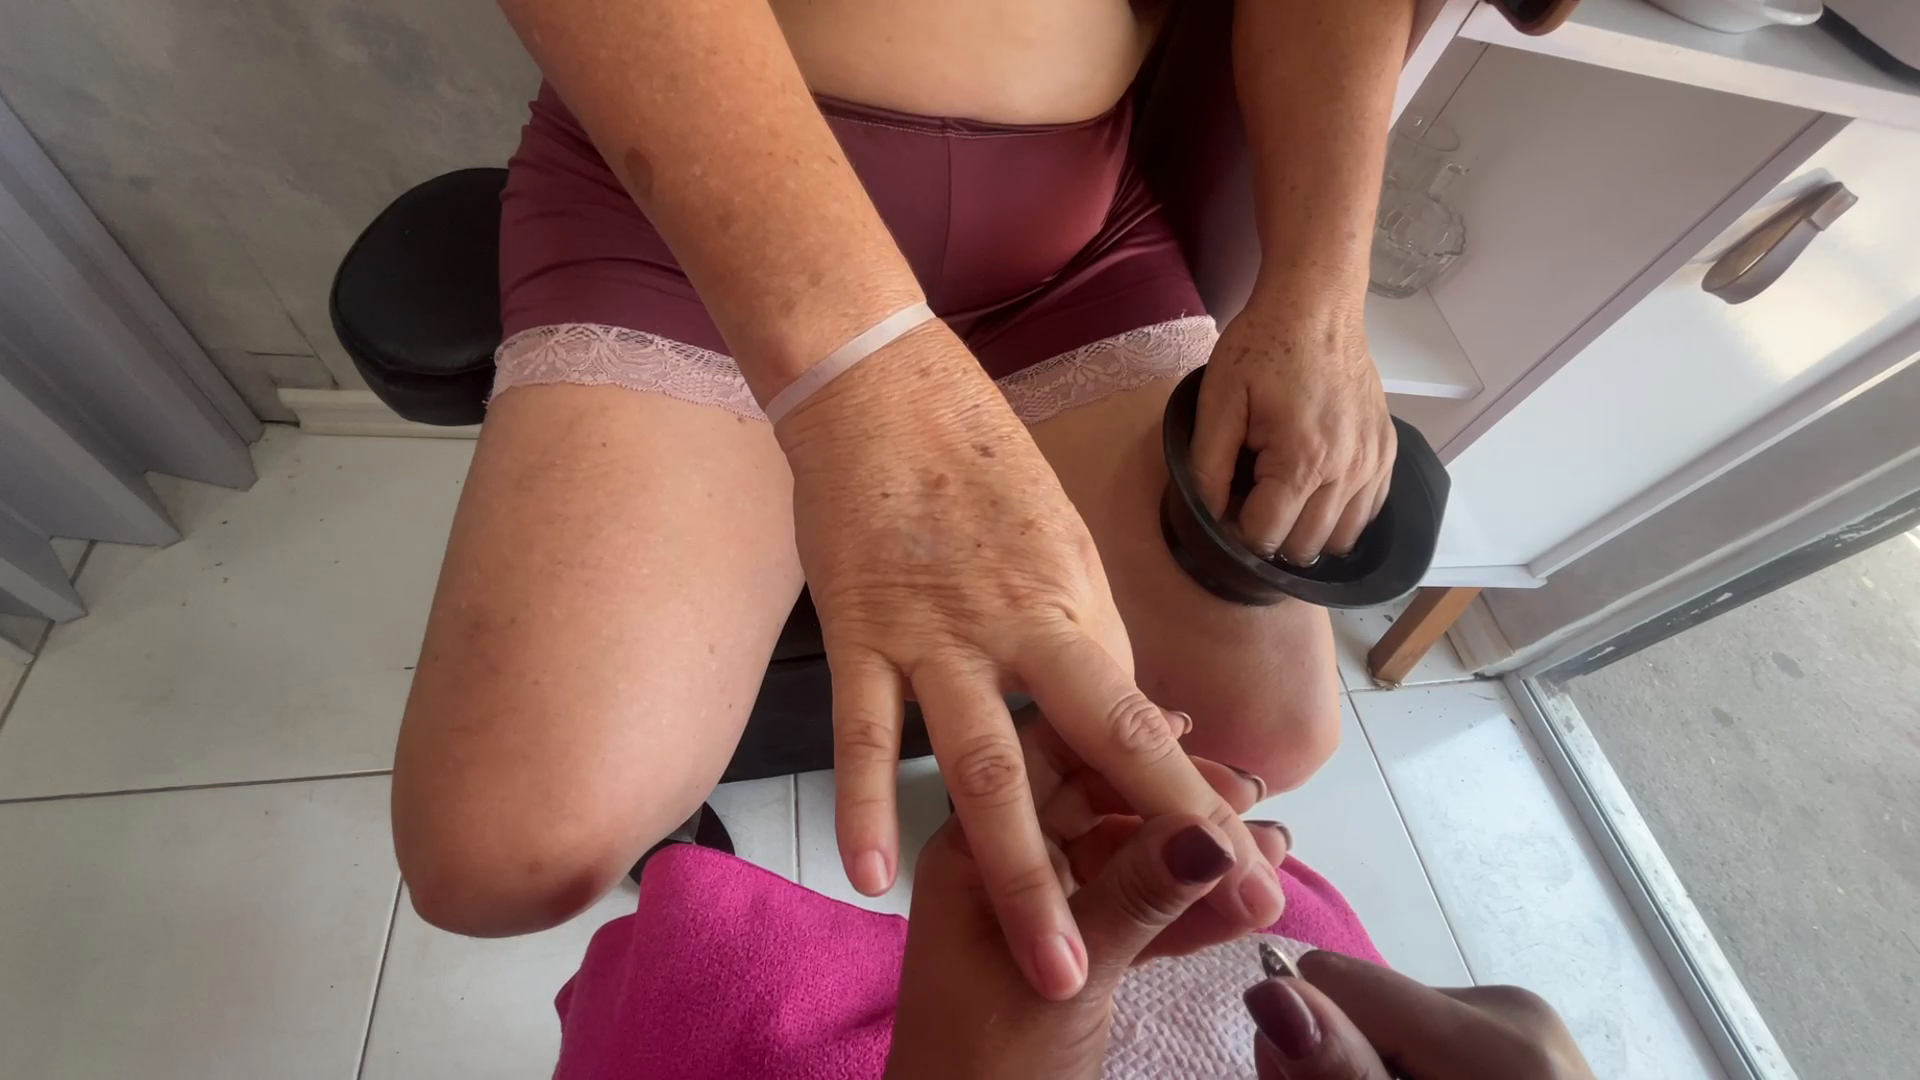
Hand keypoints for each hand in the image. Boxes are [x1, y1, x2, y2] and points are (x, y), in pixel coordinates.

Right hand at [777, 324, 1284, 1001]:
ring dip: (1021, 868)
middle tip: (1215, 931)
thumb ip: (1076, 620)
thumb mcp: (1053, 533)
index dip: (1181, 786)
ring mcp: (936, 634)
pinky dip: (866, 804)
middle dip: (1154, 842)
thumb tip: (1110, 694)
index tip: (1230, 853)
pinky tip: (875, 877)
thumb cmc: (977, 456)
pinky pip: (863, 731)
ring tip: (1053, 963)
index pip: (1134, 711)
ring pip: (984, 765)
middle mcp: (1020, 624)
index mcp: (1073, 596)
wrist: (887, 393)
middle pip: (1095, 746)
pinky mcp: (861, 631)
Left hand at [886, 731, 1291, 1079]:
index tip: (1188, 731)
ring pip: (1126, 865)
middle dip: (1175, 803)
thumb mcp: (1068, 973)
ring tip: (1275, 851)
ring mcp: (1044, 910)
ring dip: (1196, 861)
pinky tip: (1245, 909)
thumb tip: (1214, 830)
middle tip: (1250, 799)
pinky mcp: (1076, 957)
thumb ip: (1139, 895)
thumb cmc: (988, 1061)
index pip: (1049, 761)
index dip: (1115, 737)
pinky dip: (1187, 915)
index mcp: (975, 843)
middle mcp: (1007, 862)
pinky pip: (1134, 918)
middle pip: (1099, 809)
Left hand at [1191, 295, 1395, 564]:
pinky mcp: (1387, 453)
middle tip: (1246, 499)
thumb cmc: (1261, 348)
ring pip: (1339, 539)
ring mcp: (1374, 464)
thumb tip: (1209, 516)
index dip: (1232, 531)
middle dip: (1267, 536)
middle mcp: (1348, 472)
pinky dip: (1337, 517)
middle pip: (1303, 547)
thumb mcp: (1218, 403)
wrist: (1316, 306)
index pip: (1264, 537)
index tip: (1221, 506)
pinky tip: (1312, 494)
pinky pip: (1366, 513)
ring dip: (1304, 533)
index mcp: (1303, 462)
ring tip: (1279, 498)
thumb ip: (1208, 466)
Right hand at [1243, 951, 1596, 1078]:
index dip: (1314, 1047)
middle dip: (1349, 1070)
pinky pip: (1423, 1042)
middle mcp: (1516, 1012)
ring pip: (1386, 1026)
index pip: (1334, 981)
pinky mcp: (1524, 1048)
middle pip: (1359, 1003)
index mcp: (1503, 1039)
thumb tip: (1272, 993)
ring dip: (1376, 1079)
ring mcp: (1527, 1029)